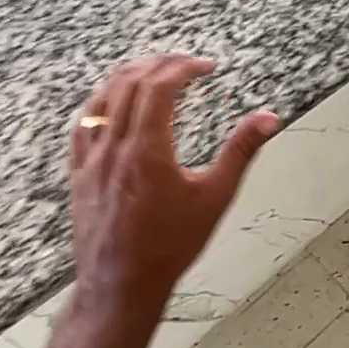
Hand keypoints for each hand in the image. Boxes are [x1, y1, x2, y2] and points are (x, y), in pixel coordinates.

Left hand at [67, 53, 279, 323]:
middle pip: (128, 85)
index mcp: (147, 150)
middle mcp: (114, 149)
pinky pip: (82, 125)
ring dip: (128, 76)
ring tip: (153, 70)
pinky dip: (100, 102)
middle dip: (158, 65)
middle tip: (186, 62)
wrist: (122, 285)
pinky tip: (113, 103)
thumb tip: (269, 119)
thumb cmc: (172, 244)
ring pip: (100, 100)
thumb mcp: (216, 196)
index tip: (206, 66)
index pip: (159, 89)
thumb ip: (241, 151)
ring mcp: (90, 161)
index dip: (183, 68)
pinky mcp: (79, 175)